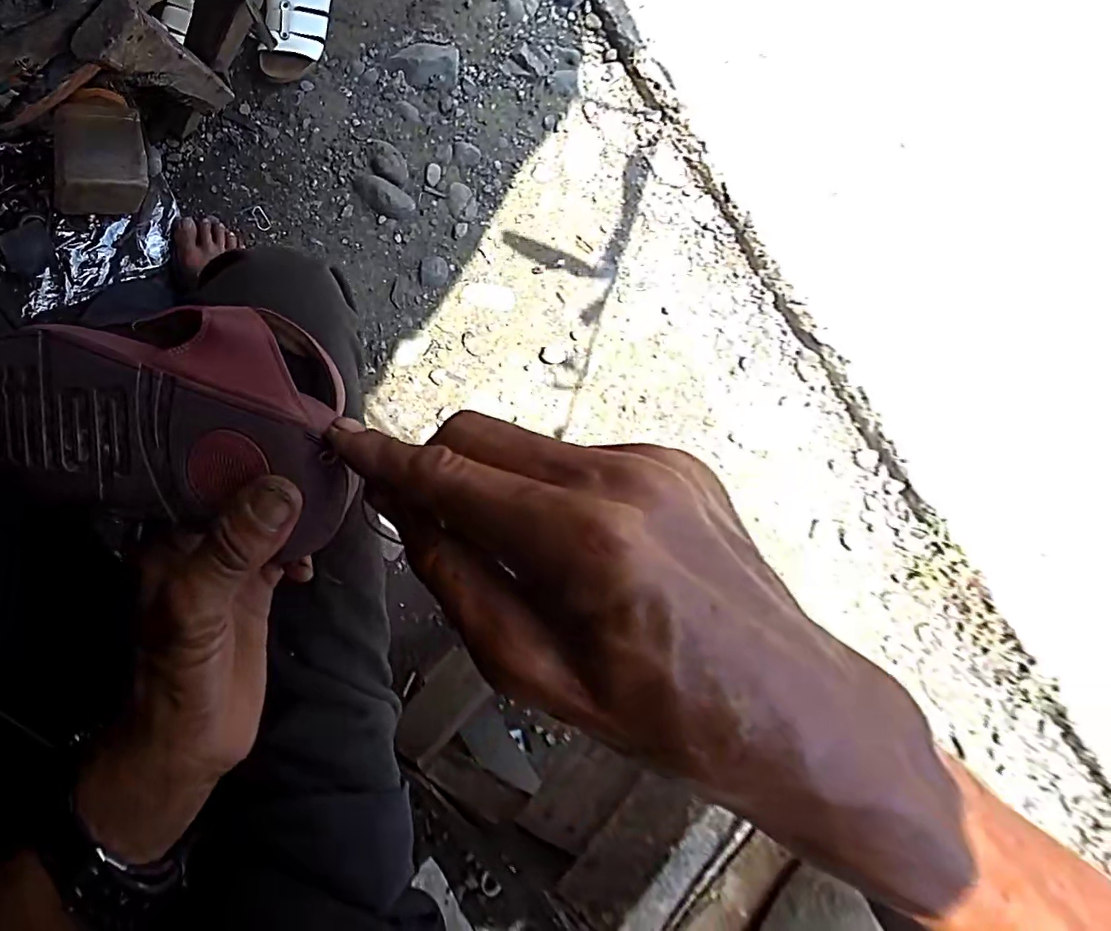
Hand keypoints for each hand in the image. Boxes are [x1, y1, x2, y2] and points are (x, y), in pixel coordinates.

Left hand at [74, 476, 305, 863]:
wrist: (191, 740)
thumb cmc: (176, 674)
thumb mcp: (199, 603)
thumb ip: (233, 548)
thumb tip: (276, 492)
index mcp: (167, 539)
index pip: (200, 480)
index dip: (234, 457)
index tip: (275, 436)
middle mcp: (195, 546)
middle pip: (235, 497)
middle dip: (268, 482)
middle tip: (307, 464)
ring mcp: (225, 567)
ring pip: (260, 522)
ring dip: (288, 516)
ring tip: (314, 508)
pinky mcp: (250, 591)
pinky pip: (278, 555)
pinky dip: (296, 551)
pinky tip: (305, 562)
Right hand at [328, 412, 973, 915]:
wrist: (807, 717)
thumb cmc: (667, 717)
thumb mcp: (530, 673)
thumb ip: (453, 581)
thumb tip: (409, 515)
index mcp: (583, 541)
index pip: (447, 475)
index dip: (383, 456)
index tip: (343, 439)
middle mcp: (618, 481)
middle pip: (472, 433)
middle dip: (431, 465)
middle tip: (419, 517)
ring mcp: (650, 463)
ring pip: (513, 441)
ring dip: (483, 481)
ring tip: (510, 550)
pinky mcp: (669, 461)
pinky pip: (559, 455)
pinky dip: (533, 486)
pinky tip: (563, 543)